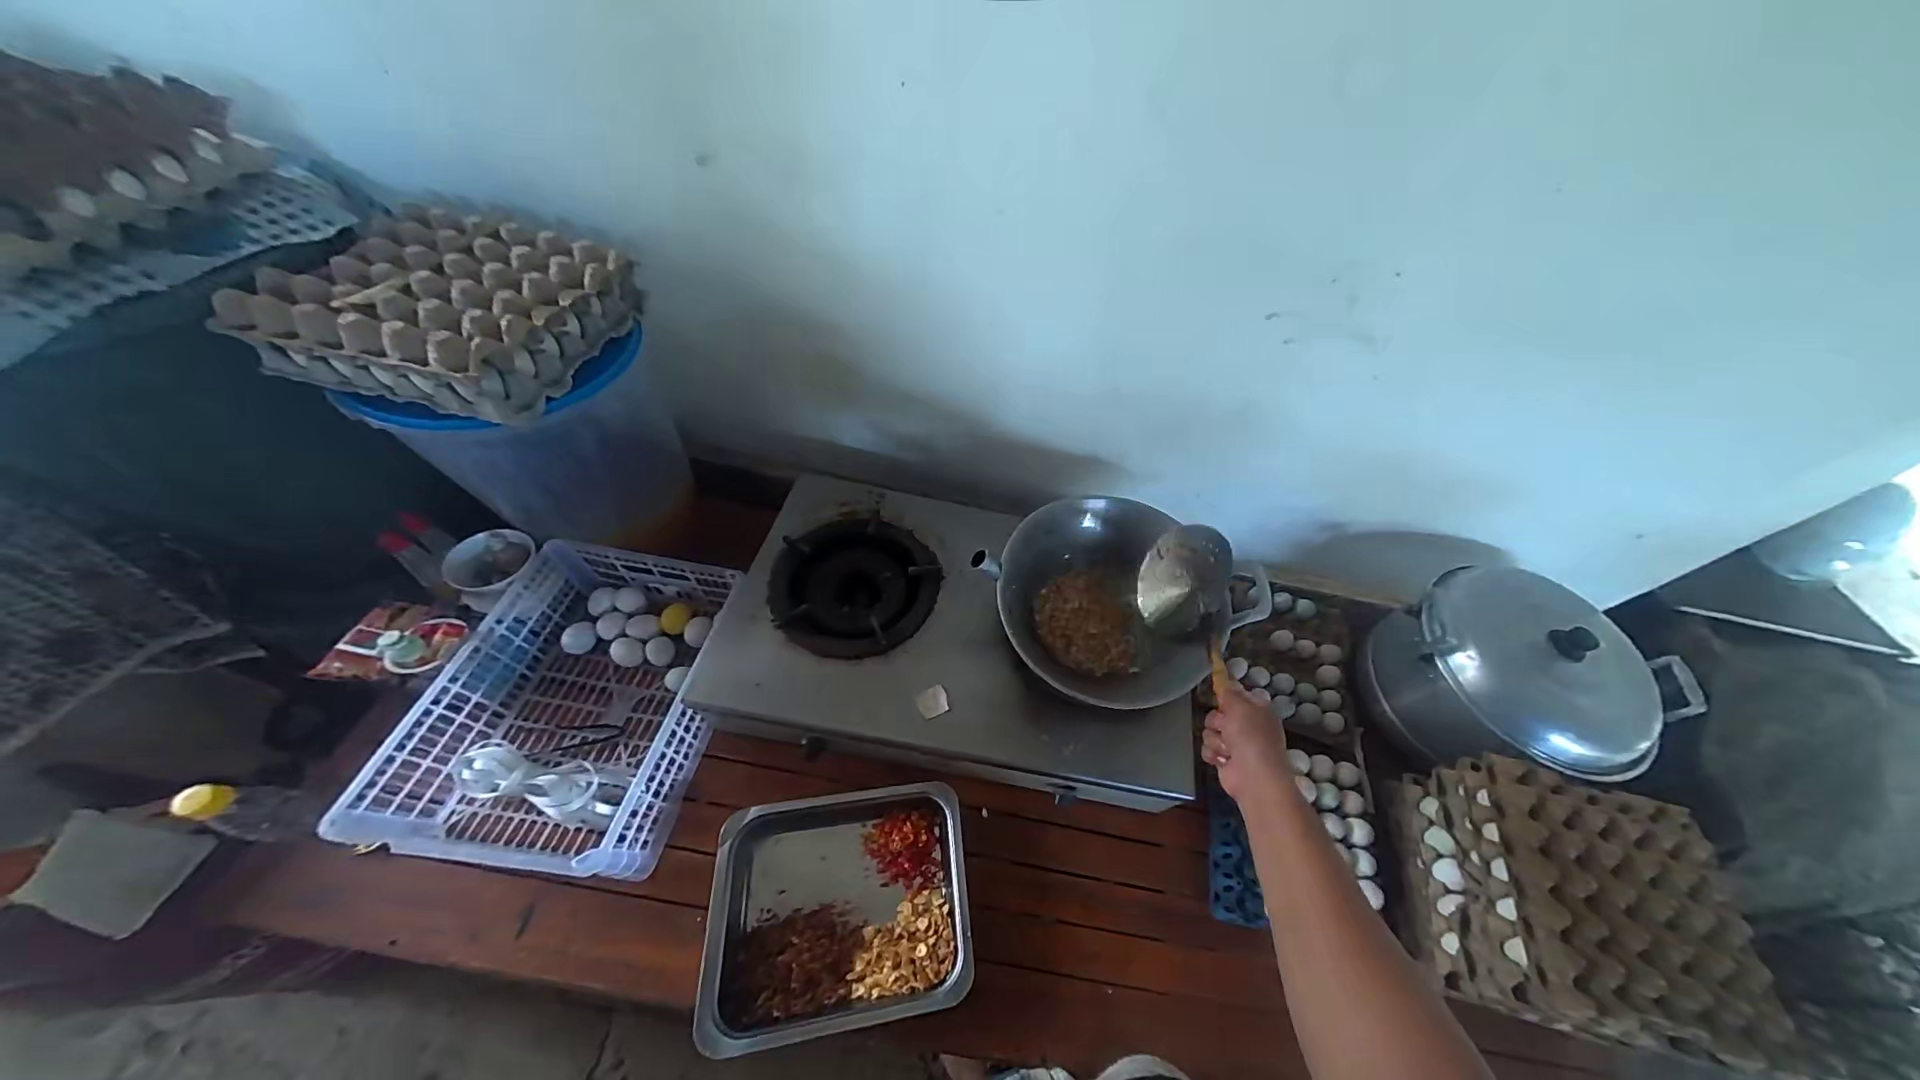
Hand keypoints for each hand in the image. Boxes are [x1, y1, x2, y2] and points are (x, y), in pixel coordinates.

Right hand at [1202, 683, 1291, 808]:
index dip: (1226, 696)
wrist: (1254, 776)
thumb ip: (1228, 693)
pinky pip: (1207, 748)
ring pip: (1209, 731)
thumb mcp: (1240, 707)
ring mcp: (1235, 744)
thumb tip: (1224, 683)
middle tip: (1226, 728)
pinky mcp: (1224, 759)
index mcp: (1257, 711)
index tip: (1216, 694)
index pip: (1236, 695)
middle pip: (1217, 714)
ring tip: (1227, 749)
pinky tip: (1223, 760)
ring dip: (1215, 740)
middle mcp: (1247, 726)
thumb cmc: (1251, 737)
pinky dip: (1213, 754)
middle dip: (1217, 721)